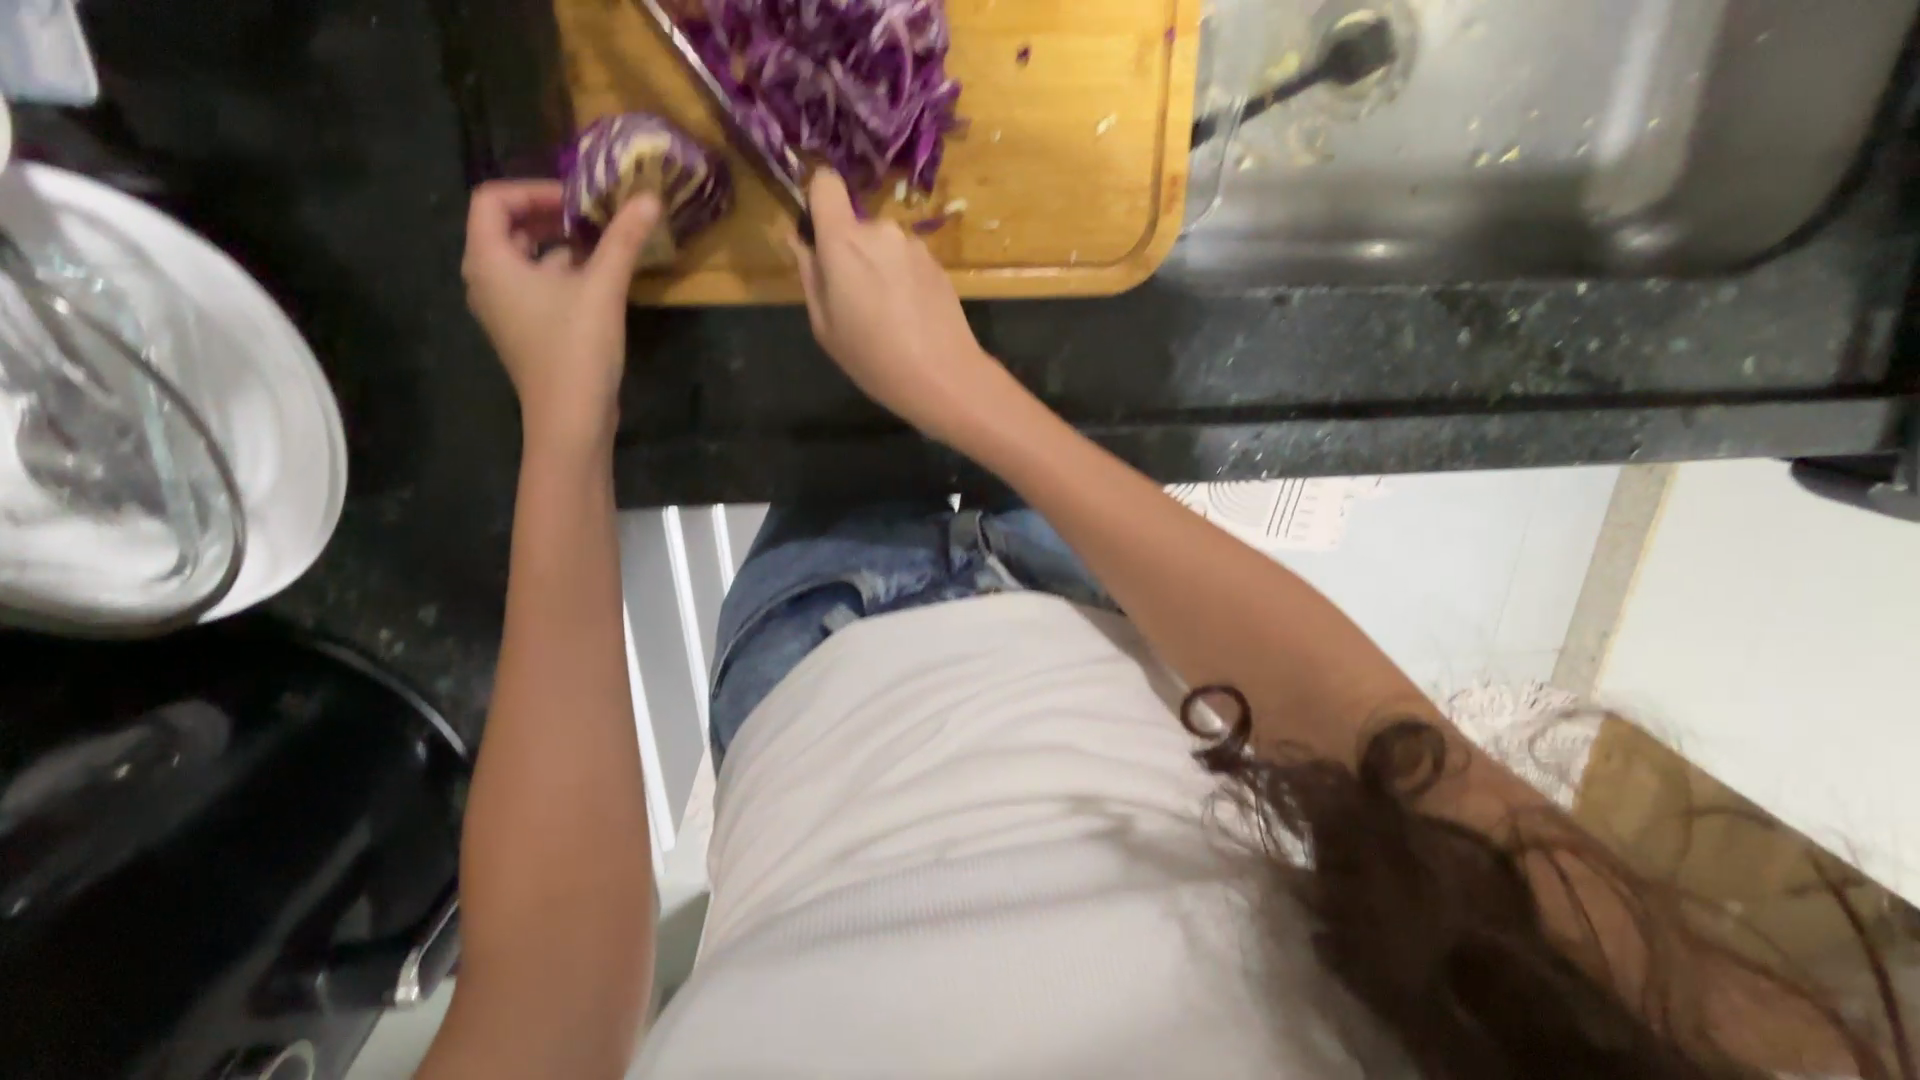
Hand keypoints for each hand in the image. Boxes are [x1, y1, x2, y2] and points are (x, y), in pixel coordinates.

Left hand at [461, 179, 660, 452]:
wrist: (570, 419)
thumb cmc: (575, 348)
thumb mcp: (603, 287)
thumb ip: (623, 238)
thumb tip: (650, 196)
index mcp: (489, 261)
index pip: (493, 200)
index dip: (534, 190)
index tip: (578, 199)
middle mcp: (485, 280)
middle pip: (506, 227)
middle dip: (549, 215)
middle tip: (592, 215)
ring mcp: (502, 308)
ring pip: (523, 258)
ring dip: (559, 244)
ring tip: (601, 243)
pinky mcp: (523, 330)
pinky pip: (534, 285)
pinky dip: (561, 273)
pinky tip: (599, 279)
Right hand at [791, 172, 1012, 445]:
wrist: (944, 376)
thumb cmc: (873, 358)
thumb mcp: (825, 325)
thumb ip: (809, 273)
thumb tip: (798, 238)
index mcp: (844, 241)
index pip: (826, 183)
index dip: (818, 201)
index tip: (818, 234)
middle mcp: (881, 230)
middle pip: (855, 224)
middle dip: (850, 252)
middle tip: (853, 300)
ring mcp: (914, 244)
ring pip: (882, 245)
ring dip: (878, 267)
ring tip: (885, 314)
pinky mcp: (936, 262)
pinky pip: (906, 260)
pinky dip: (902, 279)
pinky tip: (909, 316)